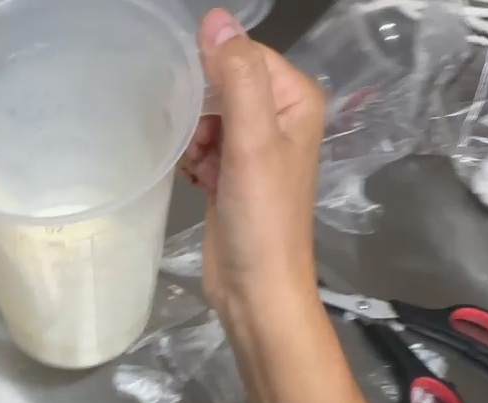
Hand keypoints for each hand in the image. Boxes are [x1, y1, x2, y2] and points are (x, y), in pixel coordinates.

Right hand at [179, 10, 326, 354]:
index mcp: (294, 101)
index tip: (193, 107)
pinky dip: (193, 162)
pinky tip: (196, 182)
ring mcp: (252, 152)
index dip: (213, 75)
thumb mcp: (252, 142)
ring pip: (207, 119)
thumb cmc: (260, 220)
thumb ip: (236, 78)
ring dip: (193, 140)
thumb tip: (212, 19)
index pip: (244, 56)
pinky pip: (202, 149)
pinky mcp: (230, 179)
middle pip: (222, 86)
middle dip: (199, 112)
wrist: (255, 290)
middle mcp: (277, 120)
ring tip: (200, 170)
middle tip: (200, 147)